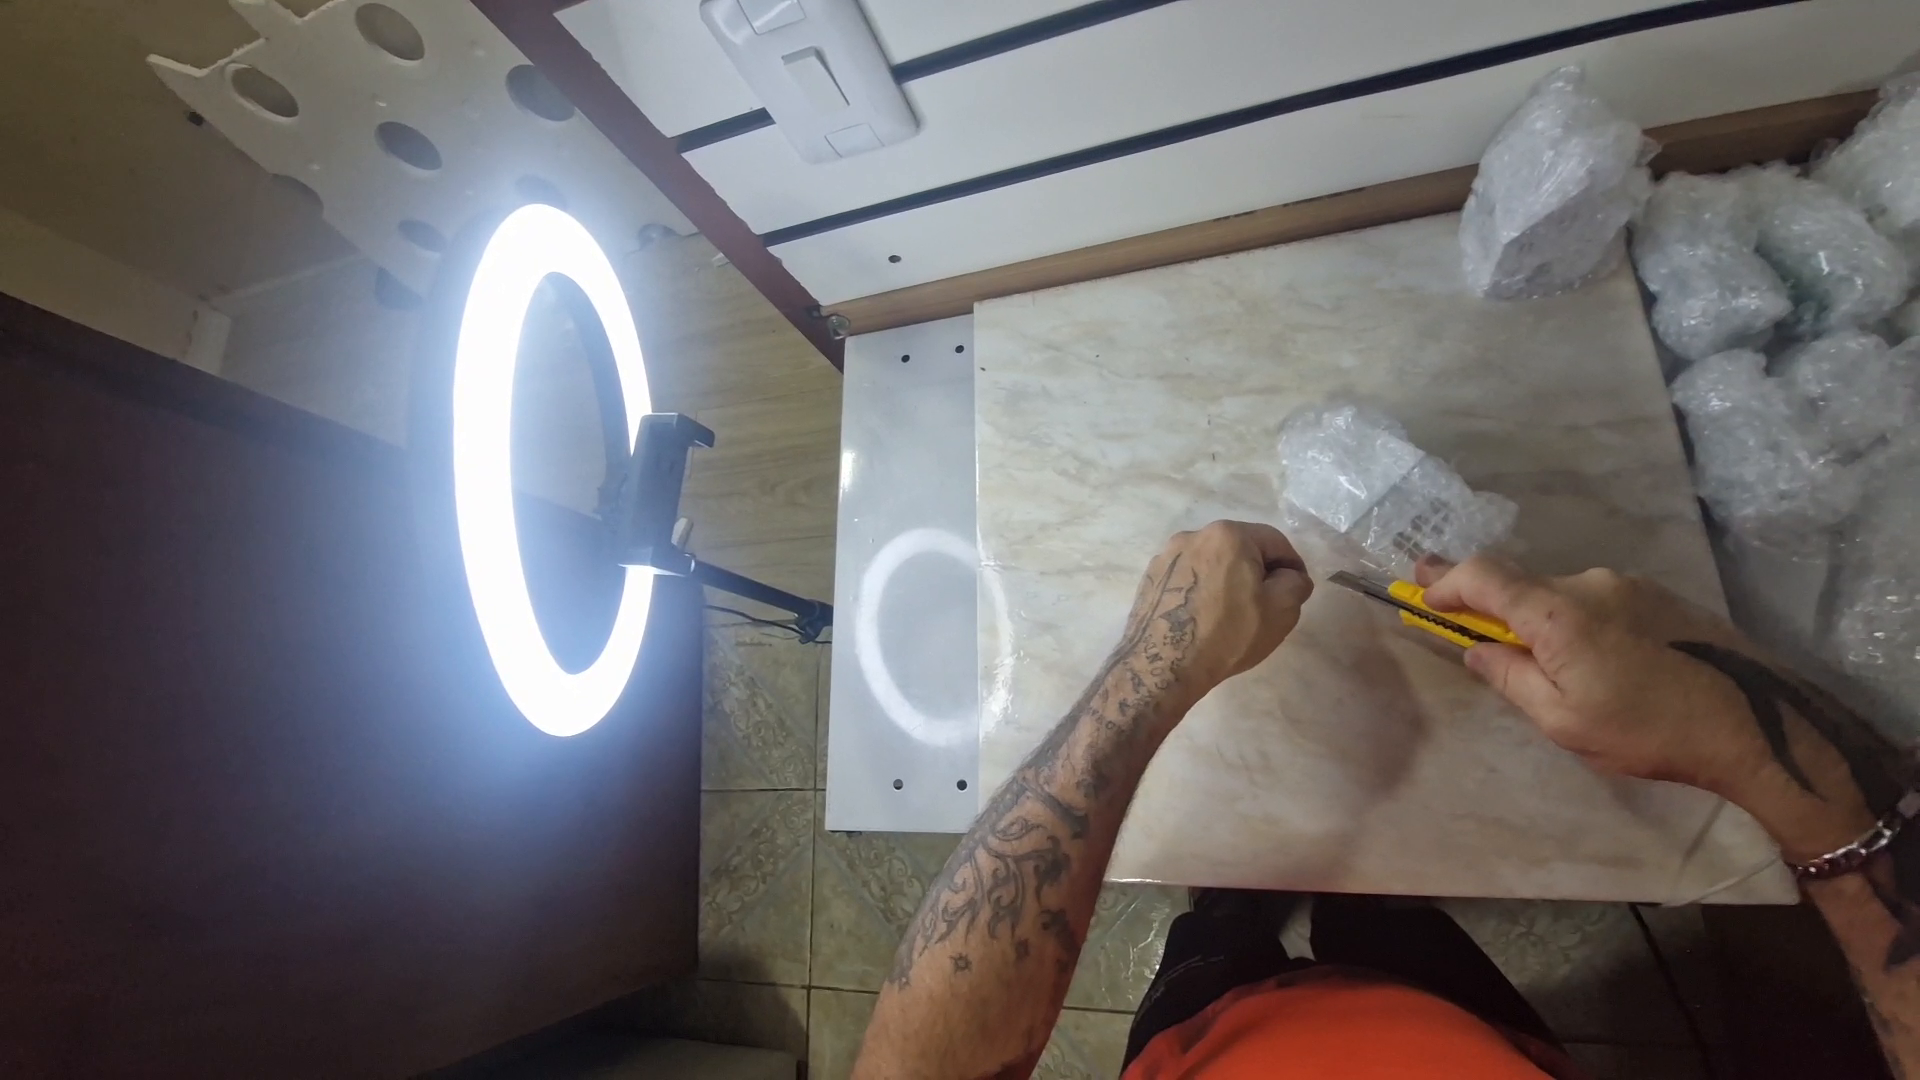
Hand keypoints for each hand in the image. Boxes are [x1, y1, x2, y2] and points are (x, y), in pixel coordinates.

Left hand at [1121, 521, 1312, 705]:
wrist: (1163, 664)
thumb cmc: (1228, 634)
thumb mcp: (1281, 609)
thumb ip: (1295, 582)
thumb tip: (1288, 575)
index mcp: (1227, 534)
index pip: (1274, 542)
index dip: (1291, 566)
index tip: (1295, 591)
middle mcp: (1192, 535)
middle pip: (1239, 548)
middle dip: (1257, 572)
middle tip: (1265, 604)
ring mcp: (1165, 556)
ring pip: (1211, 562)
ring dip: (1227, 580)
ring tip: (1231, 613)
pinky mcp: (1149, 577)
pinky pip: (1187, 577)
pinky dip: (1200, 589)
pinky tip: (1202, 616)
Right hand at [1415, 555, 1772, 793]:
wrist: (1772, 732)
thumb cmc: (1649, 730)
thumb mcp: (1561, 720)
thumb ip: (1509, 677)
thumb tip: (1478, 649)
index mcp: (1557, 612)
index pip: (1482, 575)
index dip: (1445, 581)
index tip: (1423, 596)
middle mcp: (1590, 585)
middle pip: (1519, 582)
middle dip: (1486, 602)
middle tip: (1459, 617)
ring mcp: (1631, 587)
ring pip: (1558, 593)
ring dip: (1535, 615)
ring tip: (1542, 658)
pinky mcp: (1663, 598)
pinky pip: (1595, 600)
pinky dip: (1572, 618)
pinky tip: (1593, 656)